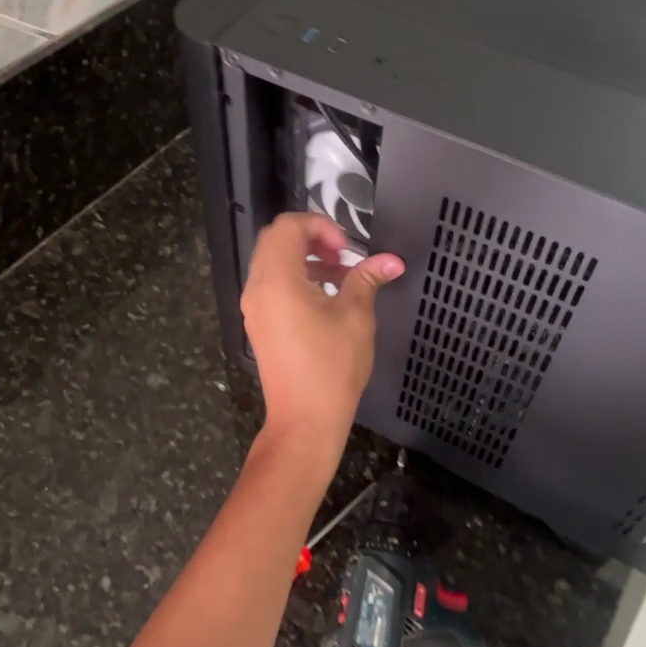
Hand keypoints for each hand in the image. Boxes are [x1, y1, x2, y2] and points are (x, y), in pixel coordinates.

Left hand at [240, 214, 404, 453]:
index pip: (288, 227)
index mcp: (277, 280)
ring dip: (305, 258)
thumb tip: (391, 260)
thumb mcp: (356, 316)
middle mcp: (258, 288)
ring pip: (273, 262)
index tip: (347, 247)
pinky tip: (327, 296)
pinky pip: (272, 285)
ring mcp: (254, 307)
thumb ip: (368, 279)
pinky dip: (296, 278)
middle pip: (276, 240)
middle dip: (311, 238)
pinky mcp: (259, 324)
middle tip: (341, 253)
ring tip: (341, 274)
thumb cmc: (331, 366)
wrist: (304, 420)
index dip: (320, 226)